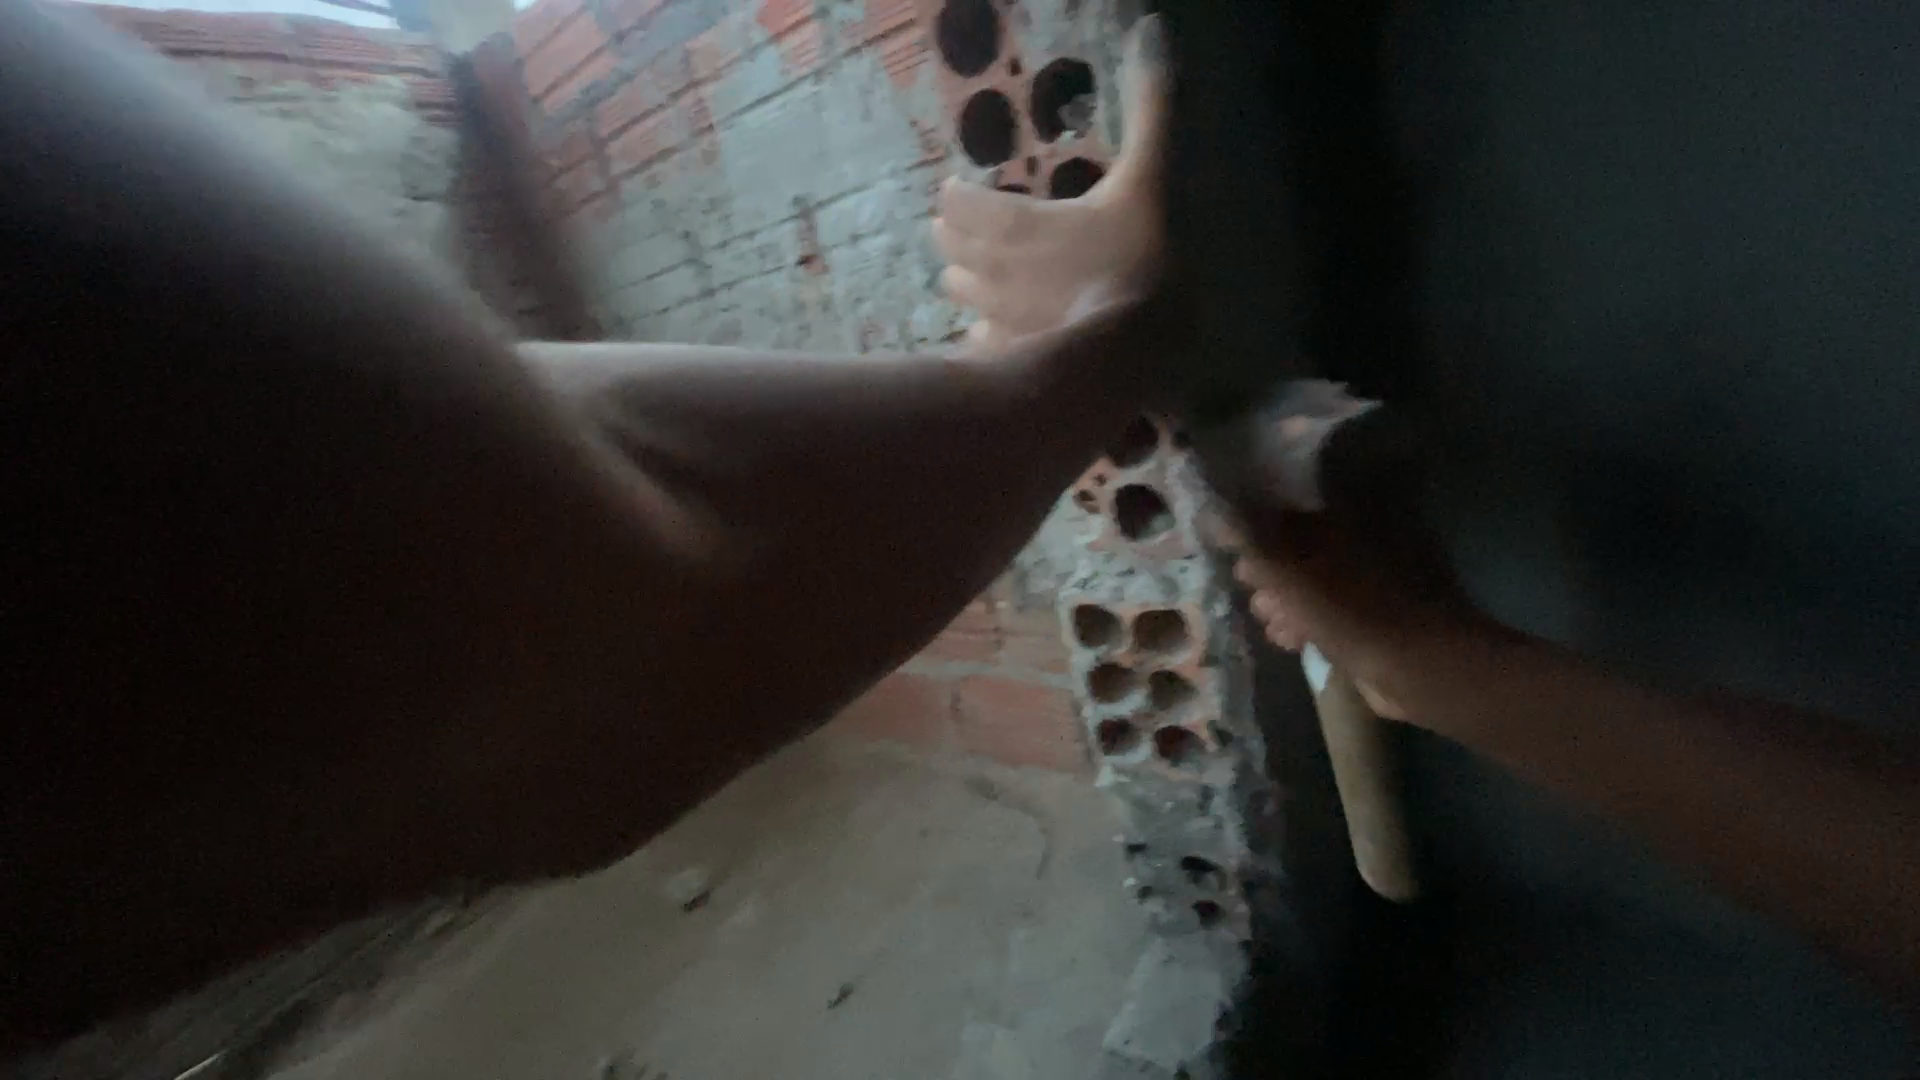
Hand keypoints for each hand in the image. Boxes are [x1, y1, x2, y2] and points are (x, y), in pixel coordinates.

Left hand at [933, 14, 1167, 349]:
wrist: (1131, 351)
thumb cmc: (1136, 263)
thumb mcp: (1148, 180)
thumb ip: (1150, 108)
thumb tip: (1150, 30)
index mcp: (1013, 223)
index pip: (957, 202)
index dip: (956, 194)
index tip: (964, 190)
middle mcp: (991, 269)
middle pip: (948, 244)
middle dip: (953, 232)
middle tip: (967, 227)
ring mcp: (994, 317)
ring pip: (956, 290)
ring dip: (961, 276)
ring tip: (977, 272)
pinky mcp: (1006, 354)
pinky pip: (976, 339)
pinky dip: (980, 329)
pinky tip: (997, 328)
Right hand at [1220, 403, 1483, 723]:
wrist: (1421, 668)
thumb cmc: (1351, 608)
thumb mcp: (1288, 568)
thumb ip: (1247, 535)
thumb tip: (1209, 508)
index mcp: (1345, 513)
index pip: (1285, 505)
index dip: (1254, 528)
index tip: (1238, 555)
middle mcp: (1360, 535)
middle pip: (1293, 545)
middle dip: (1268, 574)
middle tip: (1260, 598)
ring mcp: (1371, 575)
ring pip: (1307, 581)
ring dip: (1283, 604)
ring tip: (1277, 627)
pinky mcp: (1375, 612)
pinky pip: (1326, 609)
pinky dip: (1306, 623)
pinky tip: (1293, 641)